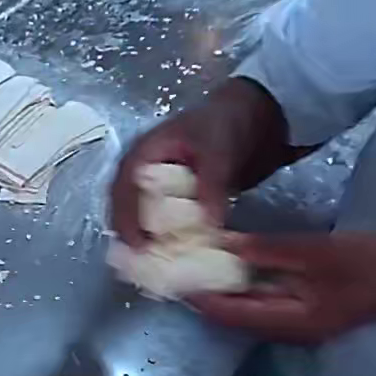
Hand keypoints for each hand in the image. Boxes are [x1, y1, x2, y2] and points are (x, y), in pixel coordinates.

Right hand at [110, 78, 285, 246]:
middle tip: (138, 261)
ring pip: (136, 215)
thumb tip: (209, 224)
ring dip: (141, 237)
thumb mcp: (219, 151)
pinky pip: (157, 218)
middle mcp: (139, 173)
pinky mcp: (170, 196)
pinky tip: (170, 252)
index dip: (126, 219)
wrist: (254, 113)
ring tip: (149, 262)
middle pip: (122, 207)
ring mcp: (153, 185)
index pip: (122, 191)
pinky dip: (161, 235)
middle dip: (128, 234)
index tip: (137, 244)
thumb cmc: (226, 124)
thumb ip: (212, 186)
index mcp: (141, 156)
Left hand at [189, 232, 375, 342]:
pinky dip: (239, 280)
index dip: (195, 292)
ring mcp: (293, 319)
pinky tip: (226, 257)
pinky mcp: (301, 307)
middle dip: (200, 288)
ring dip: (217, 283)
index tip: (170, 269)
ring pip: (241, 304)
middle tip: (173, 260)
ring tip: (191, 256)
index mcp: (289, 322)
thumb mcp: (322, 253)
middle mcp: (284, 328)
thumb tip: (221, 245)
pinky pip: (258, 297)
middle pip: (228, 312)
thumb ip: (269, 251)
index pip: (225, 312)